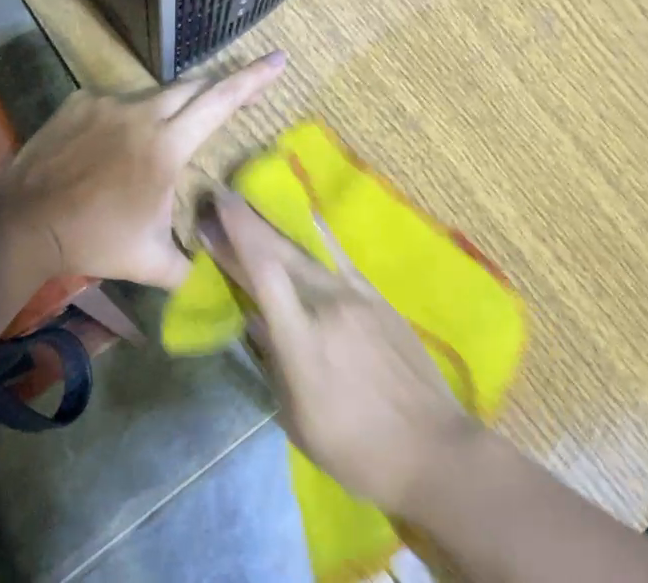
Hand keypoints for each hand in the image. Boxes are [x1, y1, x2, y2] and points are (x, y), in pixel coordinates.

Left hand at [0, 52, 285, 289]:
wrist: (24, 225)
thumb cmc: (94, 241)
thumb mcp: (152, 263)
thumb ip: (191, 266)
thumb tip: (214, 269)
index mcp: (167, 147)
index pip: (220, 102)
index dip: (253, 78)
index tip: (278, 58)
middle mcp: (142, 114)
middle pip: (194, 87)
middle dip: (222, 87)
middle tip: (241, 94)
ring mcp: (107, 103)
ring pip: (155, 93)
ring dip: (173, 107)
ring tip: (169, 135)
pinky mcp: (79, 102)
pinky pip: (118, 101)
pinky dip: (131, 115)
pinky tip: (120, 143)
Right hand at [200, 192, 480, 511]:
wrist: (431, 448)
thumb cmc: (355, 449)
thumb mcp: (298, 418)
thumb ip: (274, 364)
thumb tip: (256, 322)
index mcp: (304, 340)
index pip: (264, 274)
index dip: (238, 239)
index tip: (216, 213)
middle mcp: (330, 306)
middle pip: (284, 253)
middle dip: (250, 224)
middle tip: (223, 198)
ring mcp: (360, 298)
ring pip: (312, 251)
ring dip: (280, 227)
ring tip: (257, 204)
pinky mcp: (380, 299)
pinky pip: (340, 260)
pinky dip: (318, 239)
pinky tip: (308, 222)